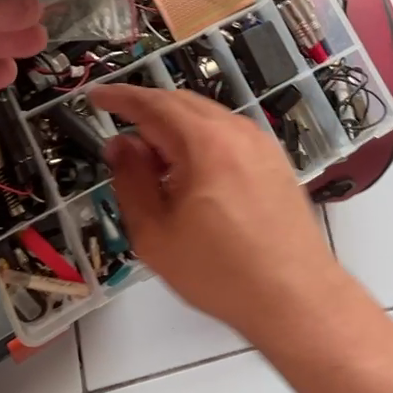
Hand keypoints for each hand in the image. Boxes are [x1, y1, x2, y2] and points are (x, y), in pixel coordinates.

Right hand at [92, 84, 348, 342]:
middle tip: (122, 141)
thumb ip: (131, 182)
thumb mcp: (156, 235)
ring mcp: (261, 143)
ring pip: (207, 118)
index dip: (120, 97)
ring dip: (175, 129)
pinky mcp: (275, 160)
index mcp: (205, 142)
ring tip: (155, 165)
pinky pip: (228, 134)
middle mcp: (237, 131)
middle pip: (182, 104)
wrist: (295, 297)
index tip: (97, 96)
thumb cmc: (220, 272)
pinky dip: (201, 141)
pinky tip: (191, 176)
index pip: (153, 104)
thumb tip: (120, 146)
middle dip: (147, 113)